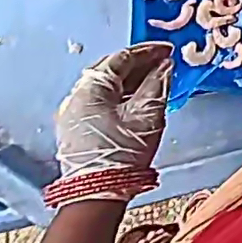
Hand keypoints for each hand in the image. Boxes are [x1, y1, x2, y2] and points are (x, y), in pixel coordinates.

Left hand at [50, 43, 172, 205]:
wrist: (98, 193)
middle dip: (138, 62)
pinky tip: (139, 94)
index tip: (168, 49)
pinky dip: (122, 92)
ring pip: (105, 85)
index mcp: (91, 90)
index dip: (147, 51)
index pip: (121, 59)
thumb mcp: (148, 113)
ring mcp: (73, 113)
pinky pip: (101, 99)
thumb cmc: (124, 150)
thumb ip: (158, 83)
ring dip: (130, 78)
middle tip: (163, 60)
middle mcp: (76, 97)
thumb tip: (165, 65)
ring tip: (155, 76)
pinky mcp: (77, 127)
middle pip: (109, 70)